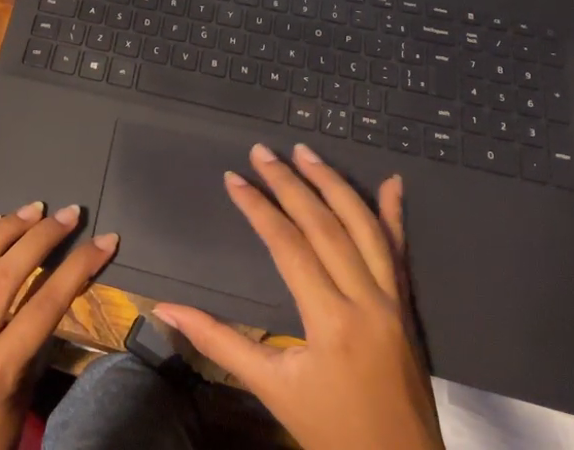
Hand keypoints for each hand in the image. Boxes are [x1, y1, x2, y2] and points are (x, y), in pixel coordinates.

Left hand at [0, 201, 118, 449]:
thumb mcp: (28, 381)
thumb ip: (43, 327)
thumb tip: (70, 272)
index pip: (45, 304)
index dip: (78, 267)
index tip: (105, 241)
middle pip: (5, 275)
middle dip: (41, 238)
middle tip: (68, 215)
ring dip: (3, 229)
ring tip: (32, 210)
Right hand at [153, 144, 440, 449]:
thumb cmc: (331, 431)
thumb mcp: (271, 389)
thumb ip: (219, 343)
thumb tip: (165, 310)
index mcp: (330, 320)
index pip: (290, 246)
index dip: (259, 208)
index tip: (234, 179)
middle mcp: (367, 301)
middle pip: (326, 225)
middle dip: (291, 184)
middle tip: (262, 152)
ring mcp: (393, 301)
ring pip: (366, 228)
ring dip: (335, 185)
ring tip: (307, 153)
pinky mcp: (408, 308)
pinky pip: (401, 252)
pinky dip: (395, 215)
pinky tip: (393, 184)